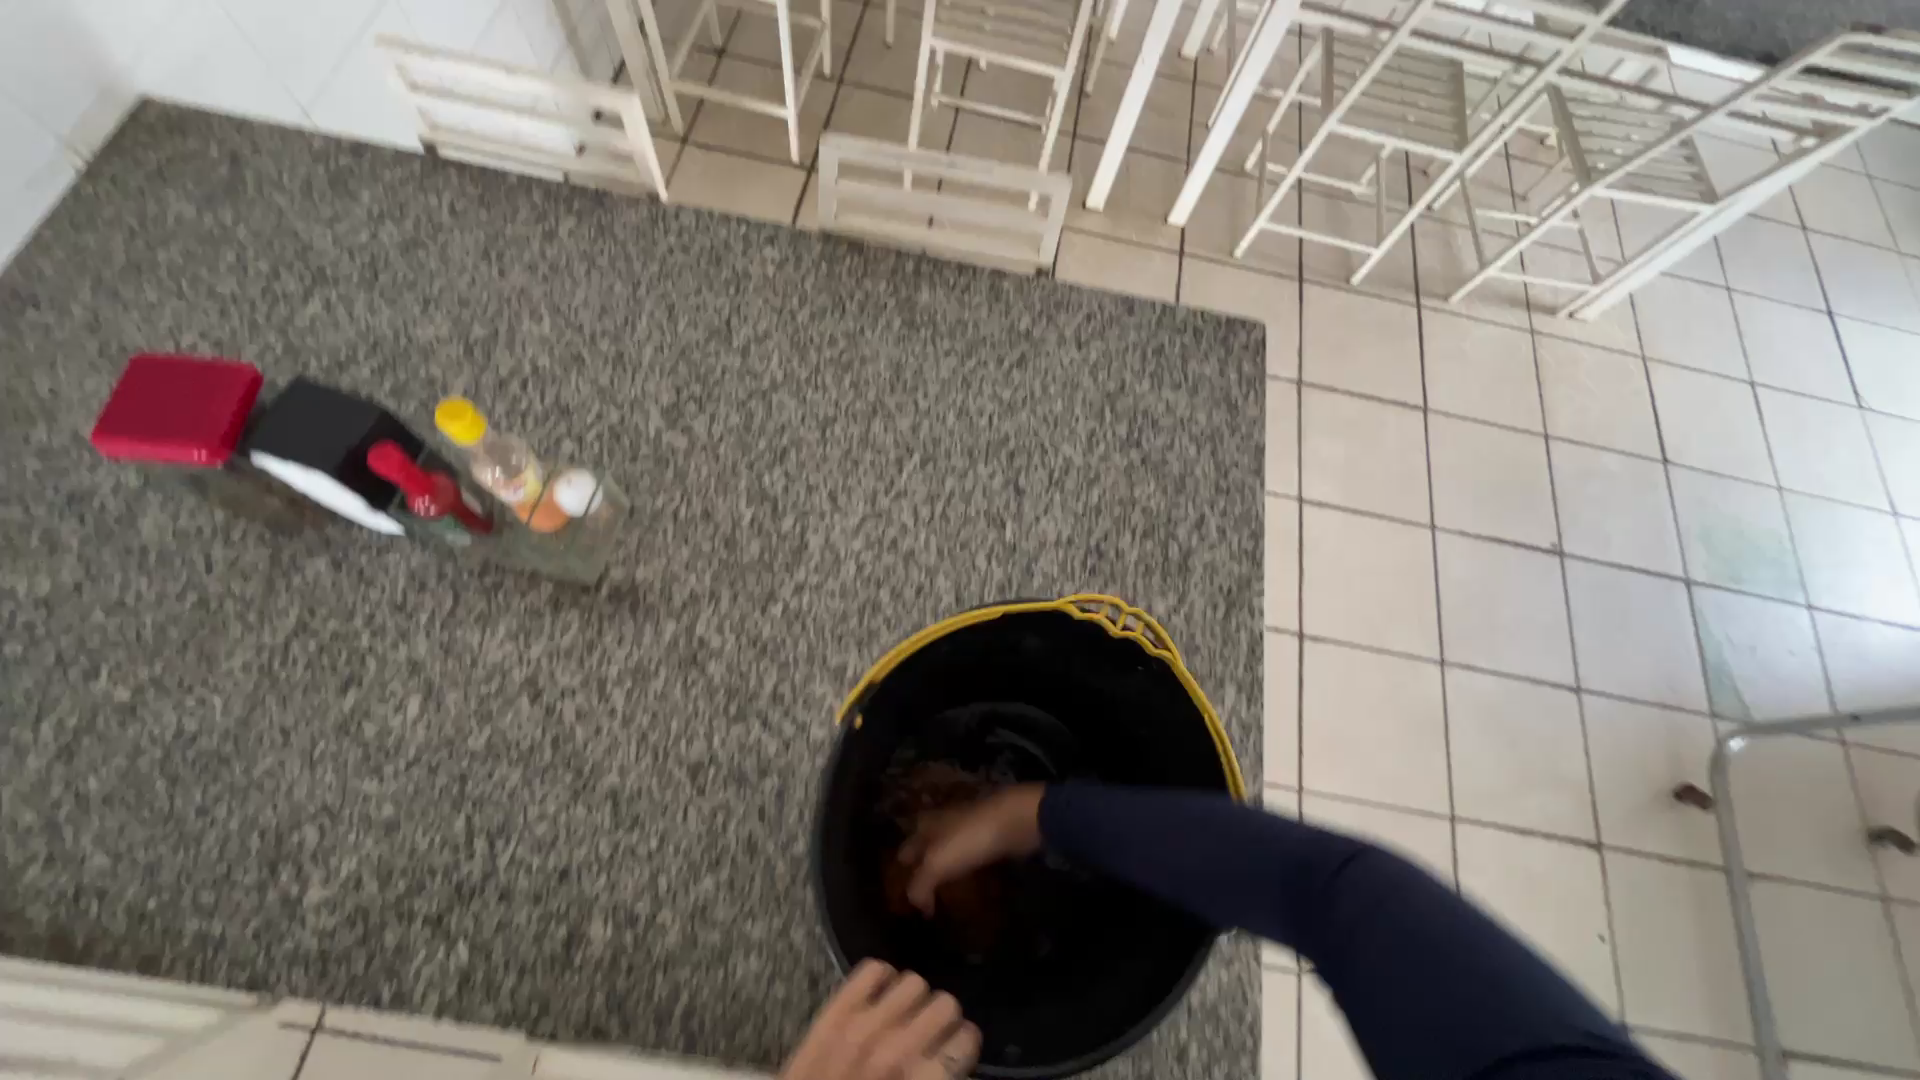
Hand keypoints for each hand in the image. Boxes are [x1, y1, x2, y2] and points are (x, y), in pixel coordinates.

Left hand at [782, 959, 980, 1079]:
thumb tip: (955, 1059)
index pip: (965, 1039)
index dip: (964, 1044)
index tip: (958, 1049)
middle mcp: (896, 1052)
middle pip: (946, 1004)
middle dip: (944, 1020)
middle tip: (932, 1035)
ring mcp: (861, 1028)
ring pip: (914, 982)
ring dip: (915, 1000)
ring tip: (905, 1017)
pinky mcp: (833, 1014)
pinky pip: (872, 970)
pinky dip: (882, 979)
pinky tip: (880, 999)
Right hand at [897, 784, 1045, 914]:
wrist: (1014, 820)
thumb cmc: (969, 839)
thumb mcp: (937, 864)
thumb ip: (920, 885)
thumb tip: (918, 906)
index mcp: (925, 826)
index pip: (904, 850)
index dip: (901, 871)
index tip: (900, 895)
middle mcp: (942, 824)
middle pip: (926, 849)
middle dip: (923, 870)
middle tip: (923, 898)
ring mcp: (967, 829)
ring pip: (949, 852)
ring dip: (946, 871)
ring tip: (945, 896)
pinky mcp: (988, 837)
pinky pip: (970, 857)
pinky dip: (966, 870)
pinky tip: (969, 885)